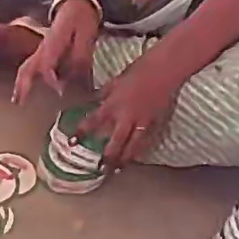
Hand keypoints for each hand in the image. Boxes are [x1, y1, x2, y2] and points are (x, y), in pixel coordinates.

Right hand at [12, 2, 100, 103]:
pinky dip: (25, 78)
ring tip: (17, 100)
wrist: (77, 2)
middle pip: (27, 68)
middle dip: (22, 86)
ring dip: (20, 84)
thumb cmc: (82, 19)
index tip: (60, 92)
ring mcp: (40, 49)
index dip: (52, 81)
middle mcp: (42, 49)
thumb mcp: (87, 38)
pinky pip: (29, 66)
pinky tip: (25, 87)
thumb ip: (79, 59)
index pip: (47, 67)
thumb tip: (72, 78)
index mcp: (53, 45)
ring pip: (25, 67)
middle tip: (19, 103)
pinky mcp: (43, 51)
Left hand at [90, 52, 183, 168]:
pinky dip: (140, 151)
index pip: (93, 122)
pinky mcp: (155, 122)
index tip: (72, 142)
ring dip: (124, 159)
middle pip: (114, 142)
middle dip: (107, 157)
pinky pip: (146, 141)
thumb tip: (93, 102)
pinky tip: (136, 158)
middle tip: (100, 168)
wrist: (165, 68)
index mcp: (113, 105)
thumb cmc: (139, 70)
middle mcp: (126, 117)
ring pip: (132, 146)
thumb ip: (104, 95)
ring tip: (117, 170)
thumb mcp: (115, 82)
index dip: (82, 132)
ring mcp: (142, 122)